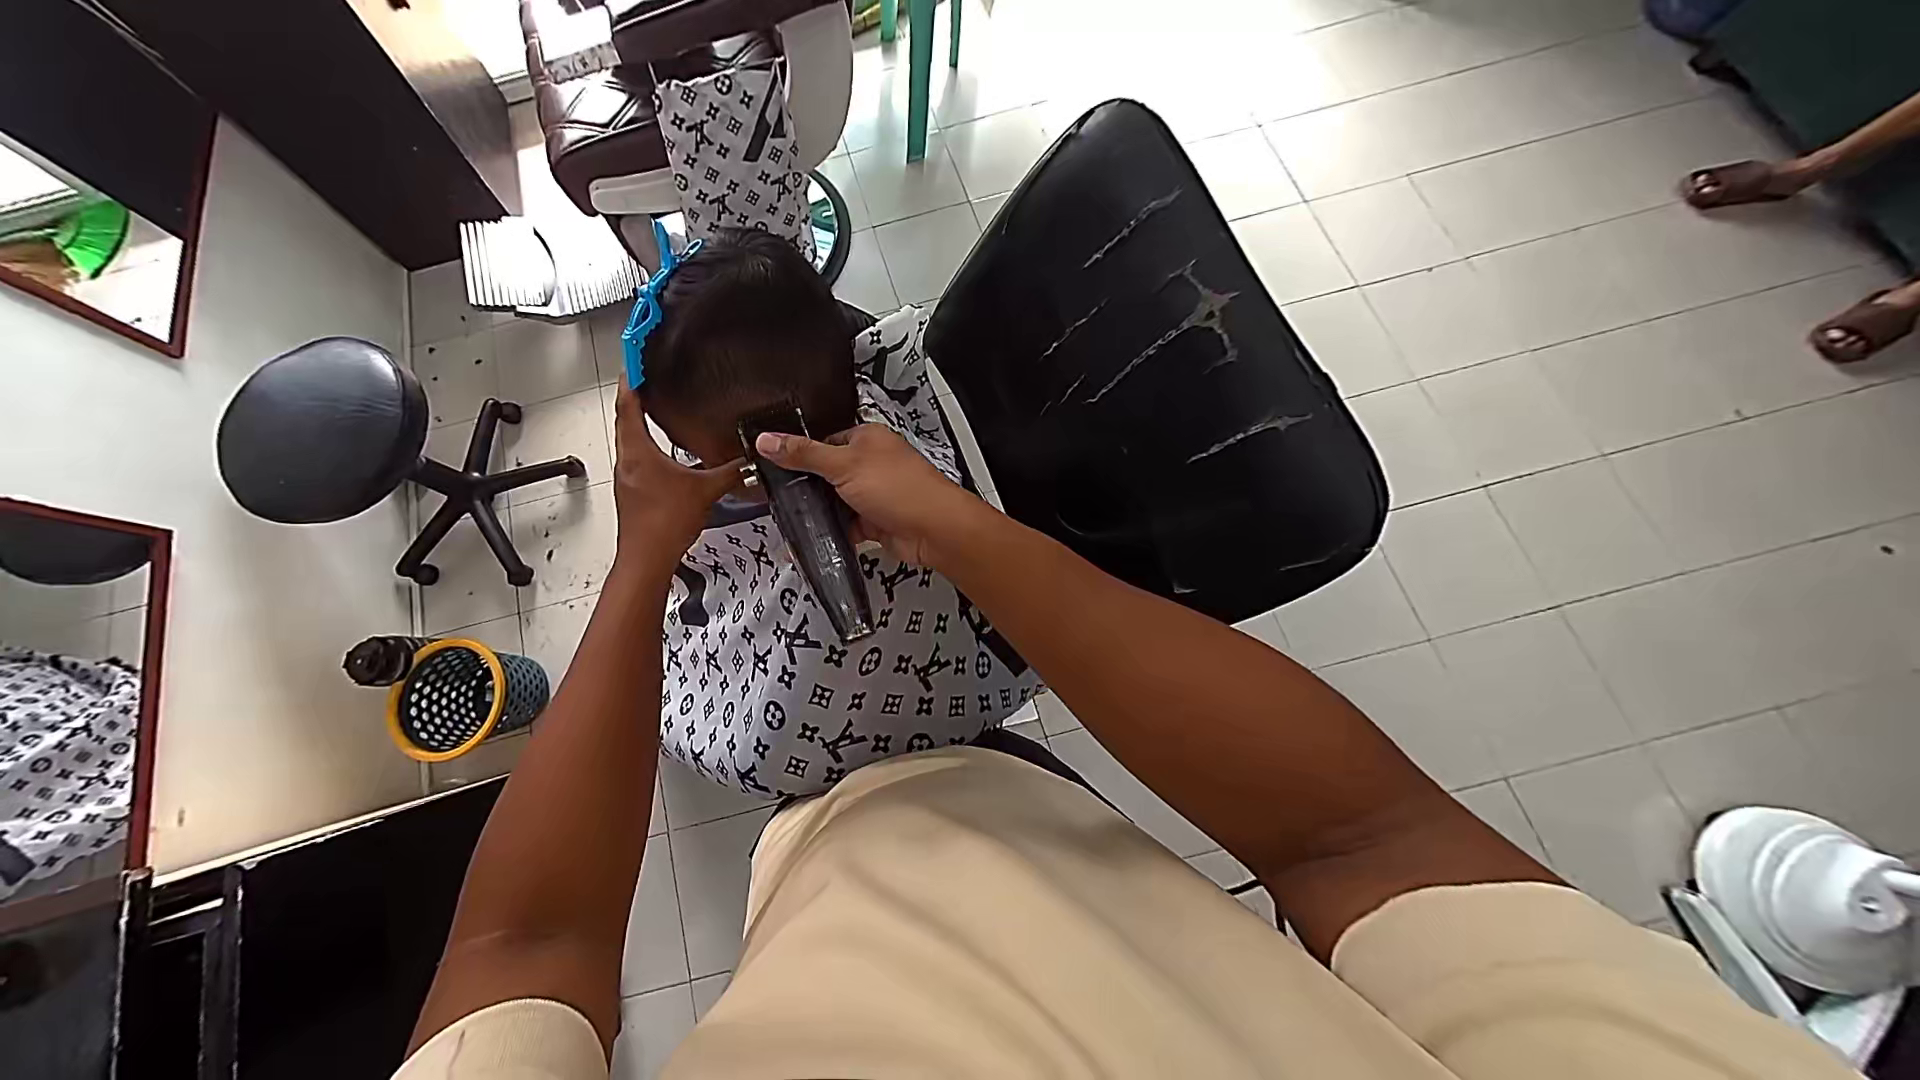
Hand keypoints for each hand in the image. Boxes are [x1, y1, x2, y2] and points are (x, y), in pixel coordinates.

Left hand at [610, 389, 741, 575]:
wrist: (648, 558)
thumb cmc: (664, 524)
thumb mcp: (706, 491)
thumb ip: (731, 472)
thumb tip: (751, 460)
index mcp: (638, 453)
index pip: (628, 408)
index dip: (629, 384)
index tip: (631, 367)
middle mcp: (627, 463)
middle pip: (625, 423)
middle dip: (633, 403)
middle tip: (642, 386)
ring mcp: (627, 479)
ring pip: (630, 444)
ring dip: (639, 428)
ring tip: (653, 415)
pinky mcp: (633, 494)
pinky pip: (638, 463)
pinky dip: (648, 451)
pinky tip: (666, 458)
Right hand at [753, 424, 982, 566]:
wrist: (934, 530)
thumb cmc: (904, 489)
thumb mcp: (844, 465)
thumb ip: (804, 454)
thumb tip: (770, 440)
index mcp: (866, 439)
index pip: (824, 440)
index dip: (800, 453)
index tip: (775, 465)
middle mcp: (871, 464)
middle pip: (828, 474)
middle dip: (808, 488)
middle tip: (781, 497)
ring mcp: (873, 494)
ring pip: (836, 502)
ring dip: (820, 512)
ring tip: (795, 519)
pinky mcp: (875, 521)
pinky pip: (846, 526)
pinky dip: (833, 532)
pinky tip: (816, 537)